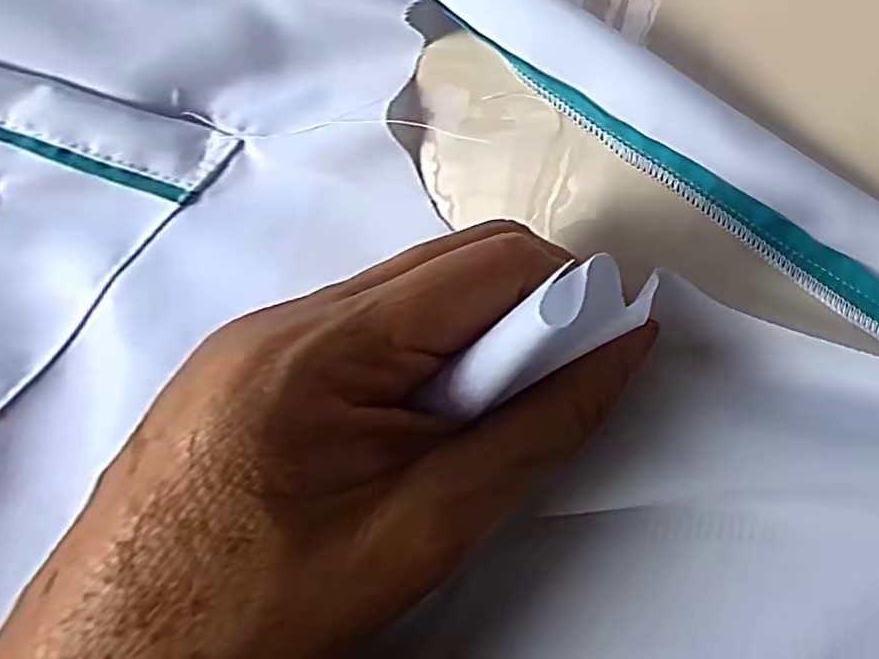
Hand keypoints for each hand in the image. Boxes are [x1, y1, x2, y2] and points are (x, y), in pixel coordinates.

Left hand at [0, 221, 656, 658]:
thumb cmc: (262, 625)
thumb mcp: (432, 527)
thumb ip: (546, 424)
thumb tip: (627, 346)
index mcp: (318, 349)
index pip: (488, 263)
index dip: (565, 286)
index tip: (601, 335)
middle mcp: (283, 318)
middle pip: (456, 257)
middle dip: (528, 298)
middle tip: (550, 372)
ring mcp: (259, 336)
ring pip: (421, 282)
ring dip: (481, 322)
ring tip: (485, 404)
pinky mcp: (252, 363)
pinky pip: (379, 316)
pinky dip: (433, 342)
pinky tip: (428, 411)